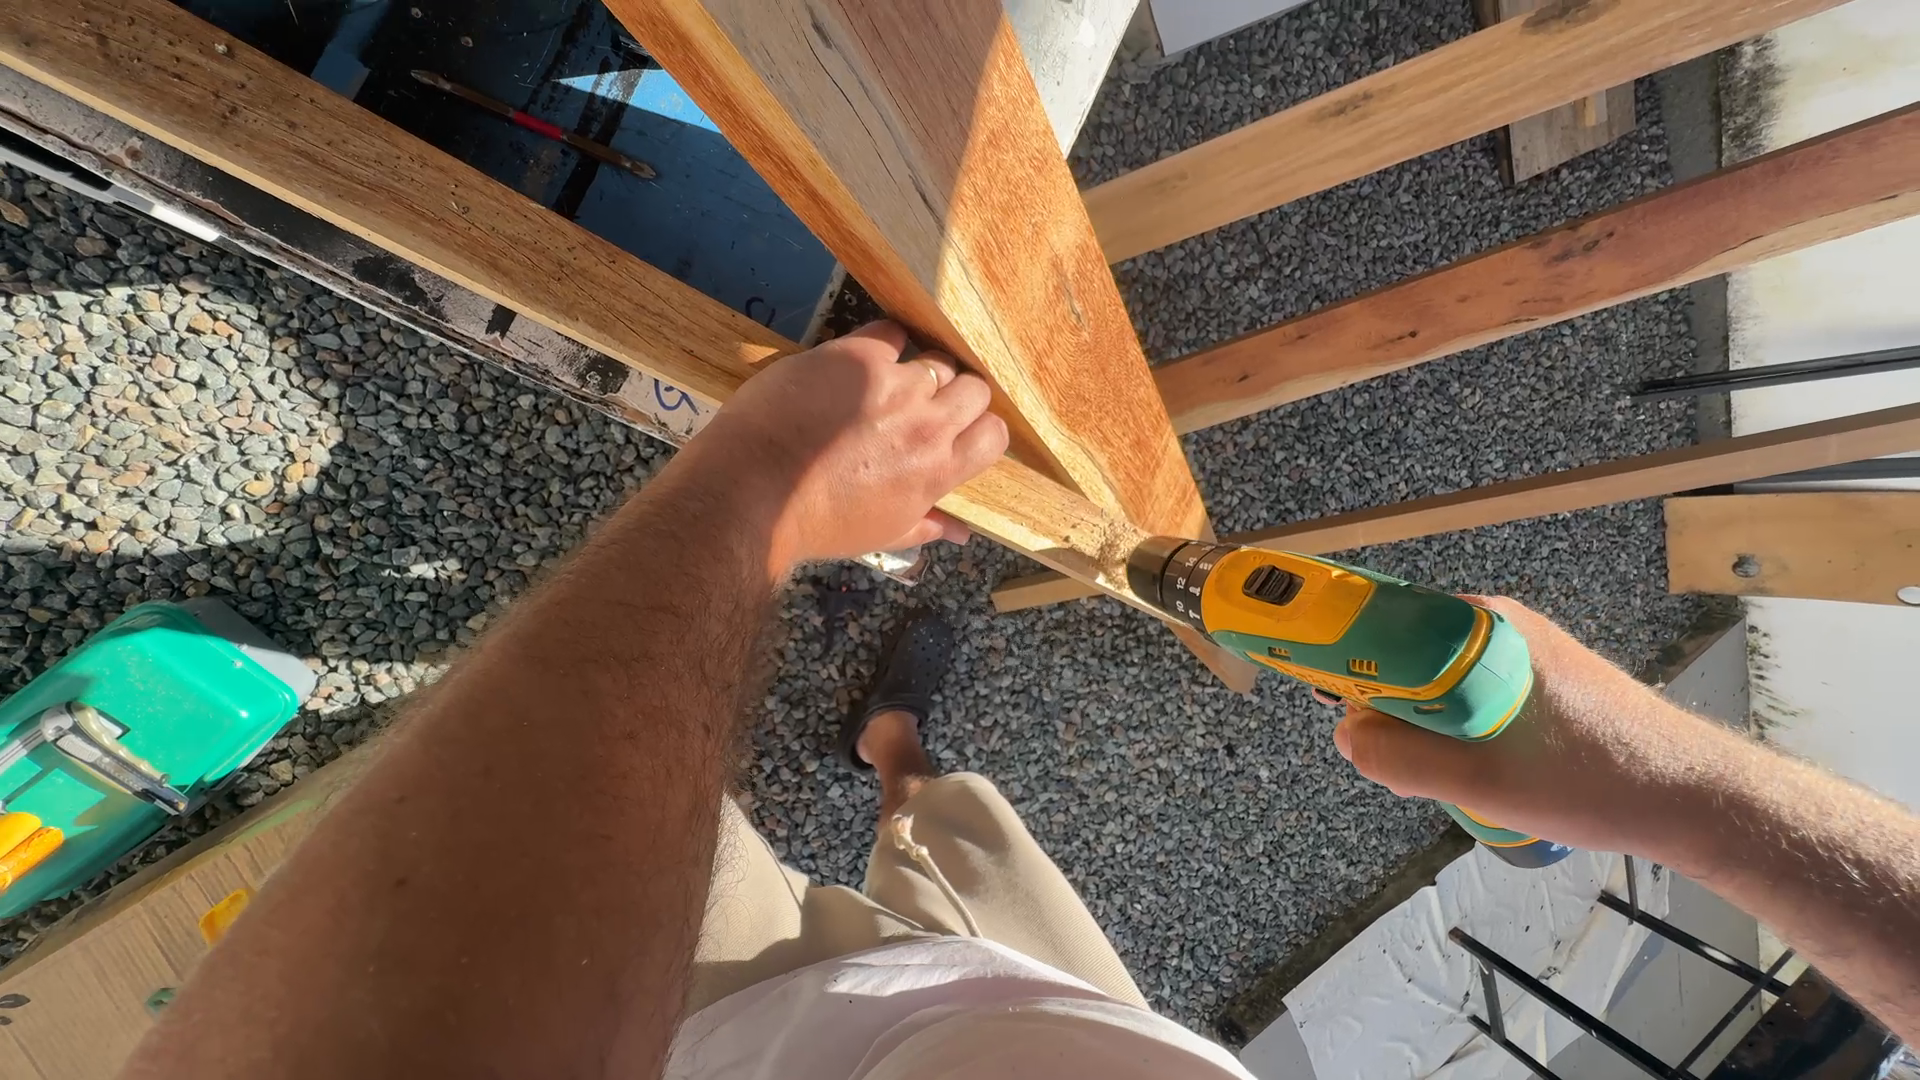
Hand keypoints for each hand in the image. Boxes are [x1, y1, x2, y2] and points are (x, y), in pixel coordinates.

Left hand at [668, 321, 1008, 564]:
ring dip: (919, 370)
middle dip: (955, 395)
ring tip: (888, 382)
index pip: (994, 435)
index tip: (954, 430)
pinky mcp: (858, 356)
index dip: (979, 429)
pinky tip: (863, 360)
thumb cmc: (819, 524)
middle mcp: (927, 424)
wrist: (756, 491)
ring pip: (936, 359)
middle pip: (974, 389)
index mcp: (937, 470)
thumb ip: (928, 525)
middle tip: (920, 404)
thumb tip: (963, 532)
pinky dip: (885, 343)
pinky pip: (892, 333)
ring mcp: (895, 386)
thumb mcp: (882, 535)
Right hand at [1332, 596, 1739, 857]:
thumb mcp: (1479, 780)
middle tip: (1384, 749)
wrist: (1703, 799)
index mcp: (1479, 625)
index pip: (1381, 619)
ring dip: (1415, 714)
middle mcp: (1494, 622)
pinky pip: (1463, 683)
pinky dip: (1445, 716)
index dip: (1343, 655)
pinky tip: (1464, 759)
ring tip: (1430, 766)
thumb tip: (1344, 734)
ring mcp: (1518, 645)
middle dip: (1380, 697)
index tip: (1329, 694)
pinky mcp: (1535, 672)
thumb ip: (1396, 757)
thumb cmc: (1591, 780)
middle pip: (1402, 646)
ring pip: (1431, 669)